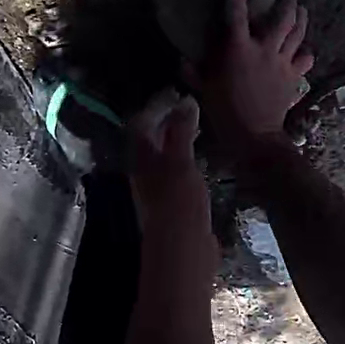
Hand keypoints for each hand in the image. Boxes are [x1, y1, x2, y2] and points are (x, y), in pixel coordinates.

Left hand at [127, 90, 211, 257]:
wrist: (182, 251)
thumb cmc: (178, 202)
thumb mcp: (180, 161)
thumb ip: (181, 130)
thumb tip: (186, 100)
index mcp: (141, 158)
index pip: (141, 123)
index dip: (156, 106)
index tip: (177, 92)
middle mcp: (145, 170)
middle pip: (152, 138)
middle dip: (168, 120)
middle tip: (191, 105)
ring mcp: (158, 188)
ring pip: (165, 154)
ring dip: (178, 139)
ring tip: (200, 127)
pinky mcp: (174, 202)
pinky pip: (178, 171)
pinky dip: (188, 158)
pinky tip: (203, 158)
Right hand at [192, 0, 312, 157]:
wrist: (254, 136)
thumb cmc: (223, 110)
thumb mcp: (203, 88)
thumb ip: (193, 71)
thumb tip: (181, 60)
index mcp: (238, 49)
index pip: (235, 11)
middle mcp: (264, 49)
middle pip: (284, 15)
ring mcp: (282, 62)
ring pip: (299, 31)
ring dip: (300, 16)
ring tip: (298, 7)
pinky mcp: (294, 76)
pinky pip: (305, 57)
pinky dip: (304, 50)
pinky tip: (301, 48)